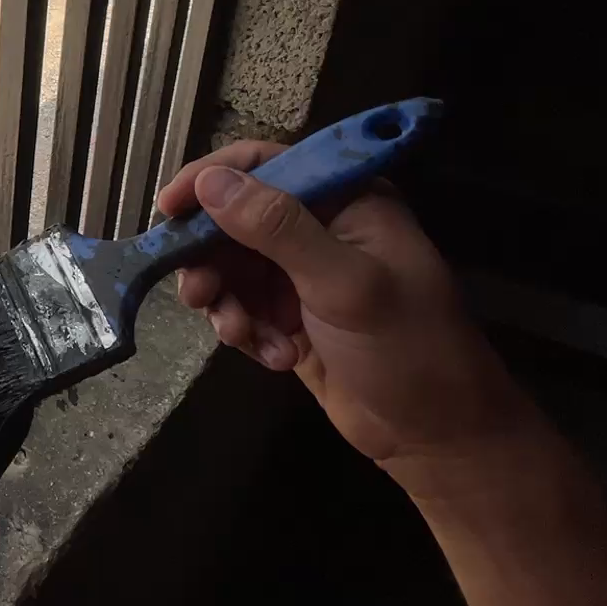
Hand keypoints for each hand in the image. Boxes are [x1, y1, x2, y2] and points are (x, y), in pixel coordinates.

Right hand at [157, 141, 534, 469]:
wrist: (438, 440)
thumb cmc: (408, 350)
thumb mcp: (345, 284)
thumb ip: (277, 228)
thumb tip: (210, 181)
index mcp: (345, 200)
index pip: (263, 164)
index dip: (209, 179)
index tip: (168, 208)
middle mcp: (317, 225)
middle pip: (231, 217)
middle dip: (210, 258)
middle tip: (198, 293)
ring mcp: (298, 269)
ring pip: (225, 263)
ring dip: (225, 300)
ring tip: (241, 333)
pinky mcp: (284, 309)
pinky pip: (236, 302)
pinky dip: (242, 328)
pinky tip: (273, 355)